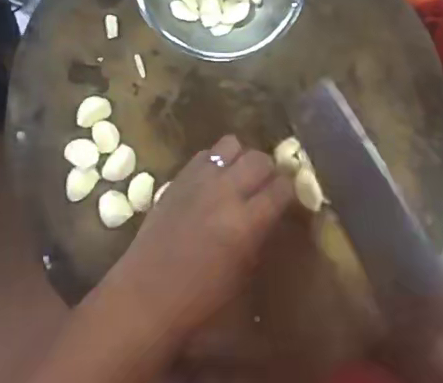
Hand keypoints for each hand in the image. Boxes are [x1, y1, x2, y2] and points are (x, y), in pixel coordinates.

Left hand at [95, 135, 294, 343]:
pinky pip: (206, 153)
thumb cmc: (201, 298)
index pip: (281, 188)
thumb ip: (259, 234)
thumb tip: (272, 212)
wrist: (149, 291)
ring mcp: (199, 178)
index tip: (293, 196)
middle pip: (259, 159)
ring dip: (242, 157)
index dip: (291, 190)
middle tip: (269, 184)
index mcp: (245, 222)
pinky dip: (217, 160)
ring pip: (232, 144)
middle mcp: (224, 191)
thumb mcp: (243, 272)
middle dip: (270, 170)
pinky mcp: (179, 174)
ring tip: (241, 175)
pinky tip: (215, 178)